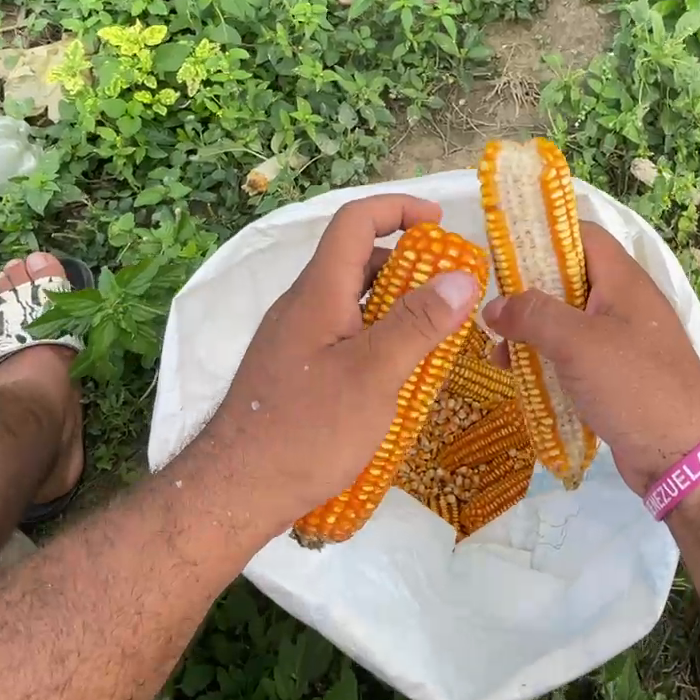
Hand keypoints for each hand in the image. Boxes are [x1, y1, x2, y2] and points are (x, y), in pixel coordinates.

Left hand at [194, 195, 481, 530]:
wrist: (237, 490)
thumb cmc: (307, 429)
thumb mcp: (375, 375)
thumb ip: (418, 324)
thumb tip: (461, 277)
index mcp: (318, 292)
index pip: (354, 221)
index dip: (397, 208)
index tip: (439, 223)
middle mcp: (303, 305)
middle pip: (355, 259)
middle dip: (406, 263)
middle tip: (447, 290)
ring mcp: (295, 337)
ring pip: (351, 300)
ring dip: (394, 303)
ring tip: (433, 333)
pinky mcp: (296, 367)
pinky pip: (343, 331)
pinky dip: (377, 334)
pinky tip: (397, 372)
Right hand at [483, 222, 699, 493]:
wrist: (683, 457)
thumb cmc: (634, 385)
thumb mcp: (578, 343)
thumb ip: (533, 315)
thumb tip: (494, 305)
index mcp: (622, 280)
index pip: (581, 234)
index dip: (543, 234)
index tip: (504, 248)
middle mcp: (622, 303)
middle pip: (567, 277)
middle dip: (526, 290)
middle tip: (491, 305)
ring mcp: (618, 339)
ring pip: (565, 319)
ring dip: (530, 329)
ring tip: (497, 349)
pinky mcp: (613, 373)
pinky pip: (572, 353)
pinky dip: (545, 358)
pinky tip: (517, 374)